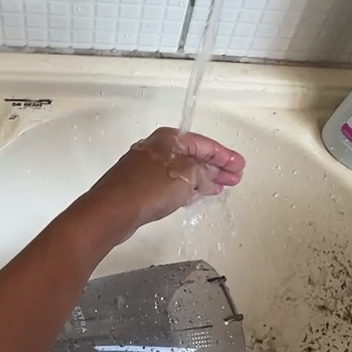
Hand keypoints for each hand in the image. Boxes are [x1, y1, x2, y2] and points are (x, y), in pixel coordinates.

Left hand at [75, 128, 244, 241]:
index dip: (225, 156)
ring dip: (202, 178)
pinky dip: (186, 187)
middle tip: (234, 177)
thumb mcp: (186, 176)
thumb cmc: (146, 189)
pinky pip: (171, 183)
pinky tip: (195, 194)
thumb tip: (209, 174)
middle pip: (193, 155)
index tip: (239, 165)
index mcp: (168, 139)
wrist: (112, 211)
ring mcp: (146, 168)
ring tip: (219, 186)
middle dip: (216, 166)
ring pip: (182, 170)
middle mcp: (156, 149)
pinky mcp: (140, 186)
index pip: (204, 143)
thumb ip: (203, 173)